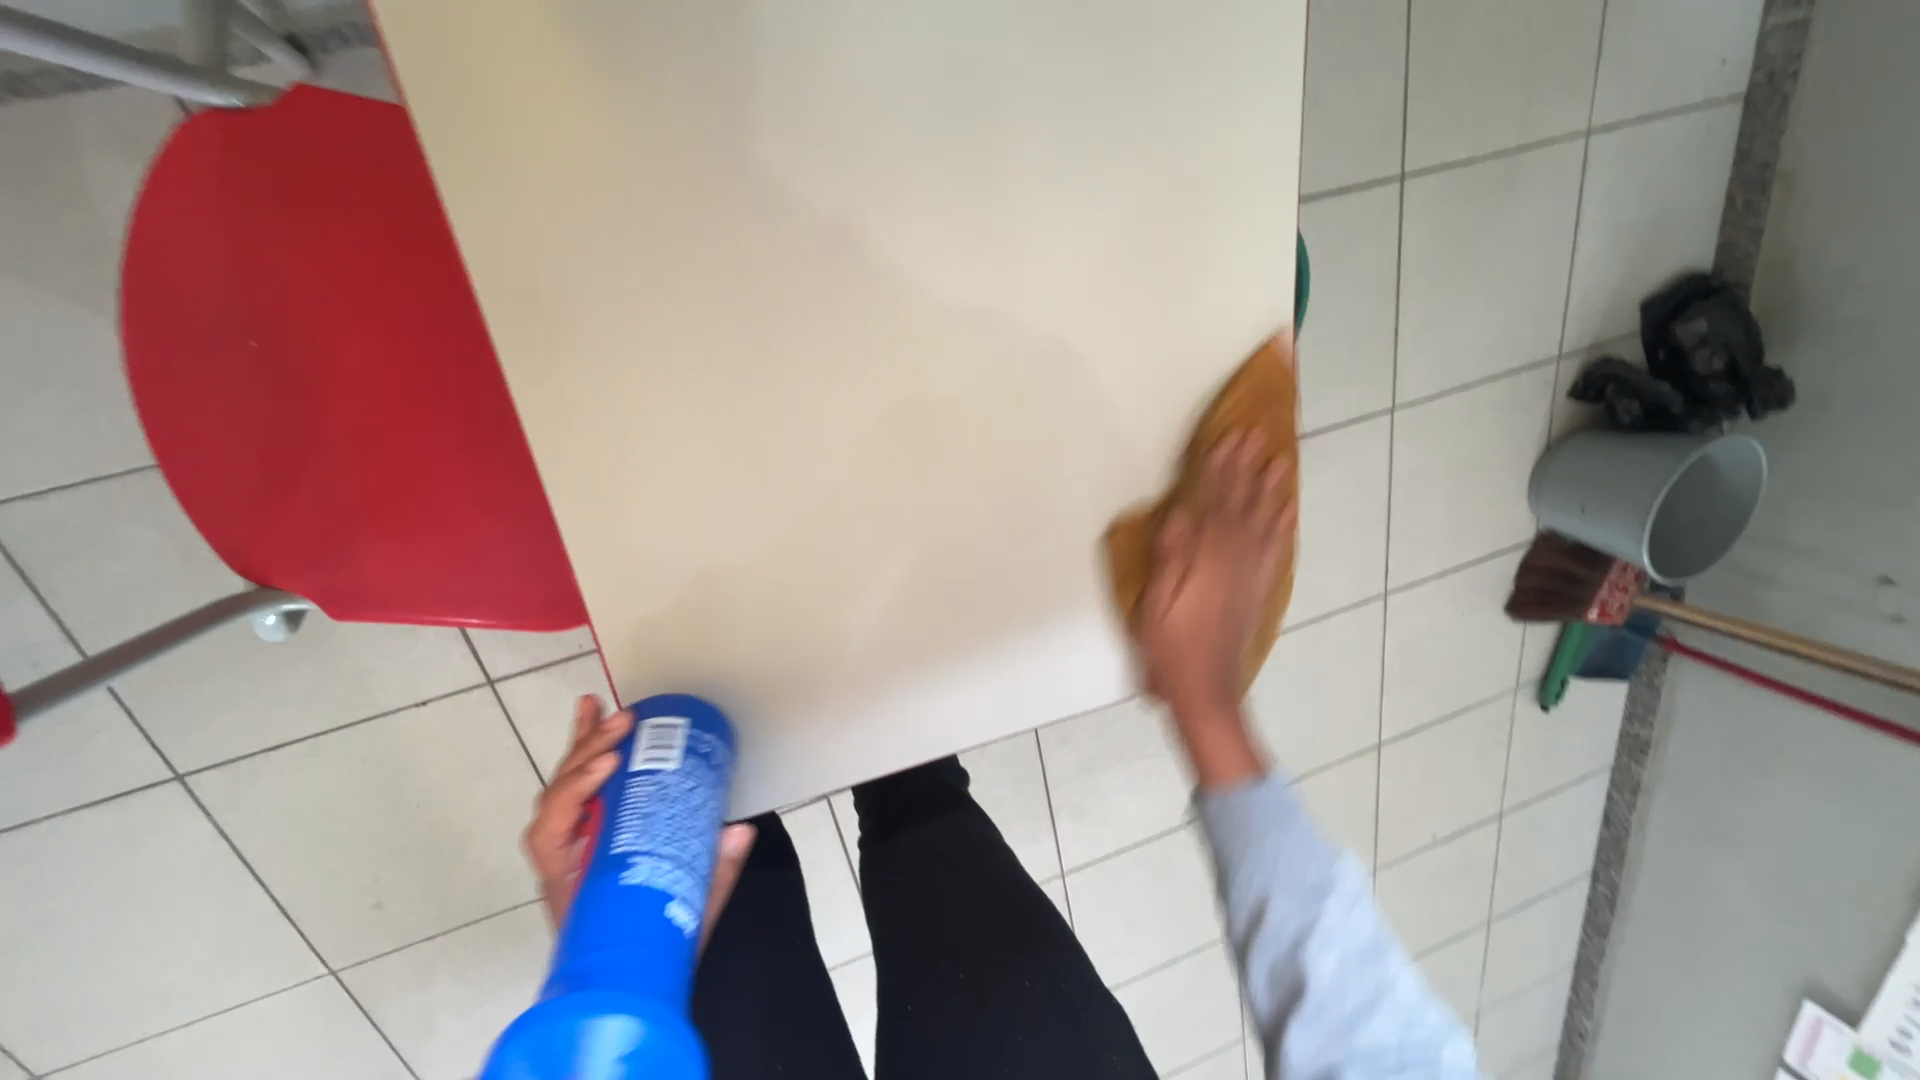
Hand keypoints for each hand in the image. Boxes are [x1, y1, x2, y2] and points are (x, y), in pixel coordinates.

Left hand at [525, 695, 756, 947]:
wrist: (631, 981)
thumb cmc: (649, 955)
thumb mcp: (685, 923)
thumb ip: (712, 879)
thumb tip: (739, 830)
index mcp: (571, 884)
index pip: (552, 831)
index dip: (574, 793)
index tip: (609, 767)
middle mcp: (563, 861)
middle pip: (558, 797)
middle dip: (587, 753)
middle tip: (625, 724)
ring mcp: (574, 844)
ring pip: (565, 787)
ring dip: (583, 744)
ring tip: (604, 707)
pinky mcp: (590, 832)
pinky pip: (579, 788)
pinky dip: (585, 750)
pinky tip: (592, 713)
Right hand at [1136, 431, 1295, 720]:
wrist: (1206, 688)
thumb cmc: (1171, 645)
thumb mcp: (1157, 601)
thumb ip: (1170, 556)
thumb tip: (1179, 514)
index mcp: (1208, 558)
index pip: (1214, 503)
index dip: (1219, 469)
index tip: (1226, 438)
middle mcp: (1237, 559)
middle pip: (1243, 504)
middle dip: (1247, 468)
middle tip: (1256, 434)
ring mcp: (1253, 574)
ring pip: (1266, 521)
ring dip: (1271, 489)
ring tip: (1281, 460)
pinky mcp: (1260, 589)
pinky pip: (1277, 549)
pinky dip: (1283, 525)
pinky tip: (1288, 510)